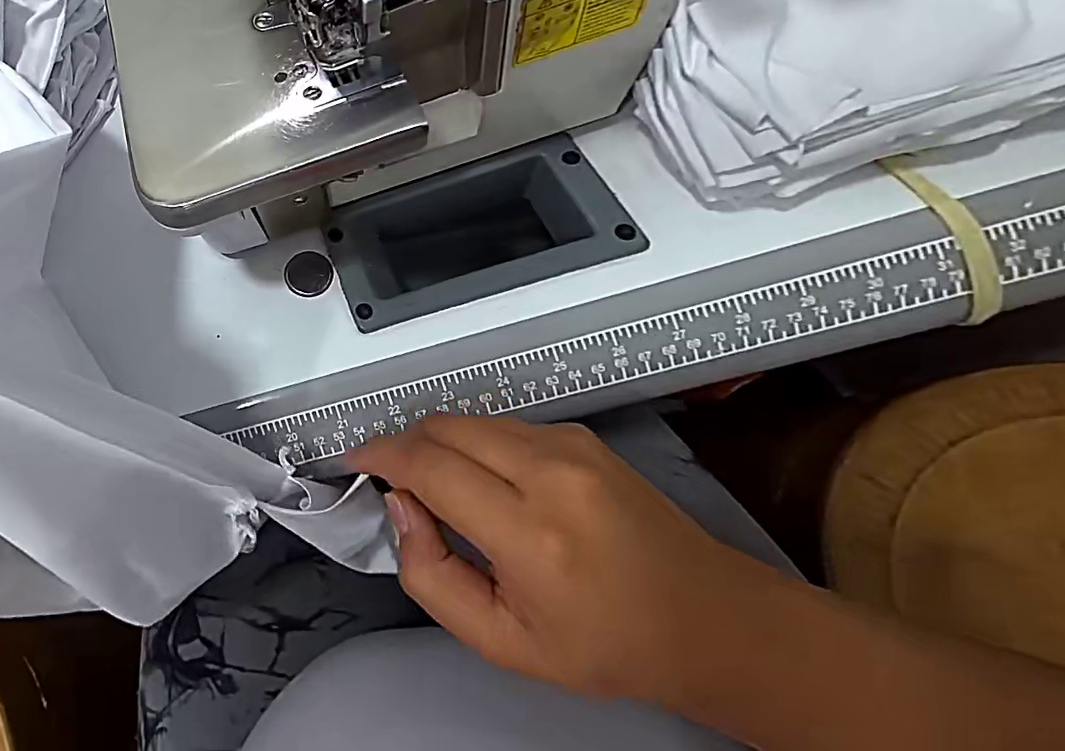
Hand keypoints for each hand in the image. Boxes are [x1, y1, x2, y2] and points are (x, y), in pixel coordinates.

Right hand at [350, 416, 790, 706]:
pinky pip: (499, 423)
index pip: (429, 465)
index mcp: (534, 535)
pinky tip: (487, 482)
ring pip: (468, 420)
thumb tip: (402, 507)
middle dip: (404, 445)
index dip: (381, 454)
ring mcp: (570, 446)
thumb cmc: (608, 643)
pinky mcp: (579, 434)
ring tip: (445, 489)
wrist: (708, 619)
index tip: (357, 460)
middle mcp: (552, 474)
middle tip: (398, 482)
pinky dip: (473, 444)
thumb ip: (431, 576)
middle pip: (442, 427)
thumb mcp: (502, 642)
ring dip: (438, 444)